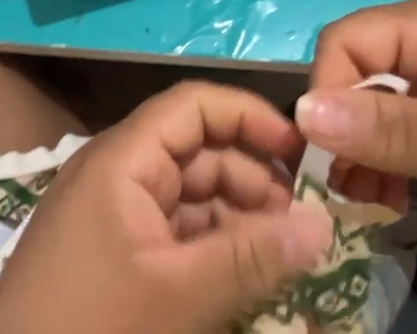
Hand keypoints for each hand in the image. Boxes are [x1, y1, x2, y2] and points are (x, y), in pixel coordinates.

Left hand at [0, 82, 335, 333]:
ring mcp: (114, 215)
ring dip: (238, 218)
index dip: (248, 117)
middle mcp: (118, 173)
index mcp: (123, 158)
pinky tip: (247, 276)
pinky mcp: (114, 254)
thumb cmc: (93, 323)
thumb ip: (252, 257)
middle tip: (305, 222)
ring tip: (286, 254)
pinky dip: (212, 247)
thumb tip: (323, 223)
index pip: (192, 106)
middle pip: (198, 152)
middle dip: (253, 178)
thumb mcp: (178, 294)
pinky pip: (174, 233)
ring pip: (191, 196)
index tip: (302, 151)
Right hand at [297, 0, 416, 244]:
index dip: (326, 93)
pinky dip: (392, 158)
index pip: (345, 41)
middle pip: (357, 71)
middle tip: (345, 195)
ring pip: (378, 102)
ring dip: (364, 150)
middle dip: (342, 130)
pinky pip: (407, 123)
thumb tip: (302, 112)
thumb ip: (387, 128)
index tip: (328, 158)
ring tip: (370, 205)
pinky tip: (394, 196)